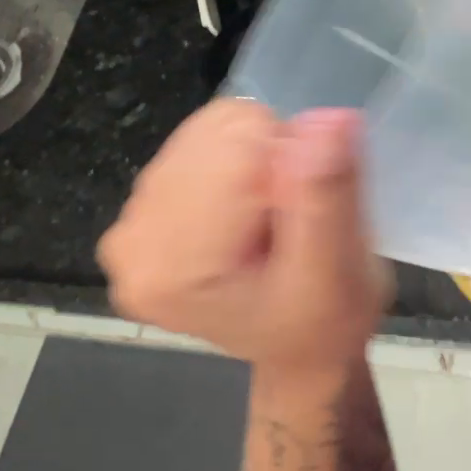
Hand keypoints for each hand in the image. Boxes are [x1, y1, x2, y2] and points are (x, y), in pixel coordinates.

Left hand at [97, 99, 387, 375]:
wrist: (302, 352)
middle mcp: (131, 239)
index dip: (295, 166)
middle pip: (222, 131)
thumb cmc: (324, 323)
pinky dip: (245, 165)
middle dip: (274, 164)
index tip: (305, 219)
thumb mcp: (339, 272)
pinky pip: (205, 140)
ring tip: (274, 222)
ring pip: (216, 129)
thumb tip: (325, 117)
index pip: (243, 143)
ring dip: (261, 164)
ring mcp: (132, 222)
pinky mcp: (145, 208)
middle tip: (292, 224)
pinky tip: (254, 215)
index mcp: (169, 263)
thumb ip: (325, 196)